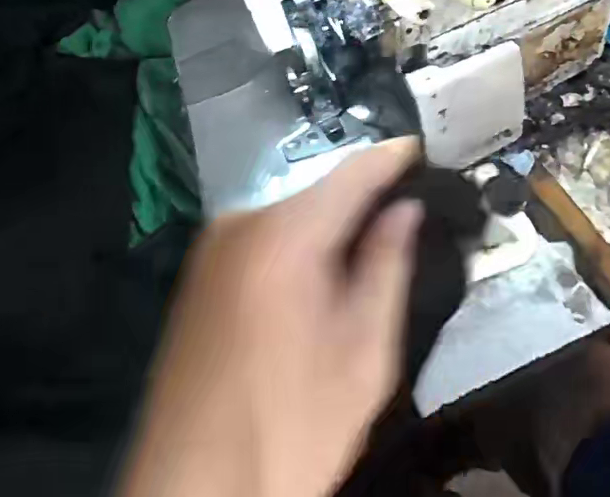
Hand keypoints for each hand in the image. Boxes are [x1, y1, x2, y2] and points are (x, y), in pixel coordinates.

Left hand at [116, 137, 425, 496]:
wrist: (191, 485)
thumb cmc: (289, 427)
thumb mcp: (363, 356)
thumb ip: (386, 268)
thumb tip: (405, 210)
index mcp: (283, 236)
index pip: (349, 175)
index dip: (389, 158)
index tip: (417, 146)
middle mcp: (240, 221)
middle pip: (316, 194)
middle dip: (358, 202)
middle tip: (400, 214)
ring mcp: (213, 242)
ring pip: (289, 214)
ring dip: (326, 225)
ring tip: (363, 251)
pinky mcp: (199, 266)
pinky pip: (262, 235)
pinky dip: (295, 242)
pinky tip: (314, 277)